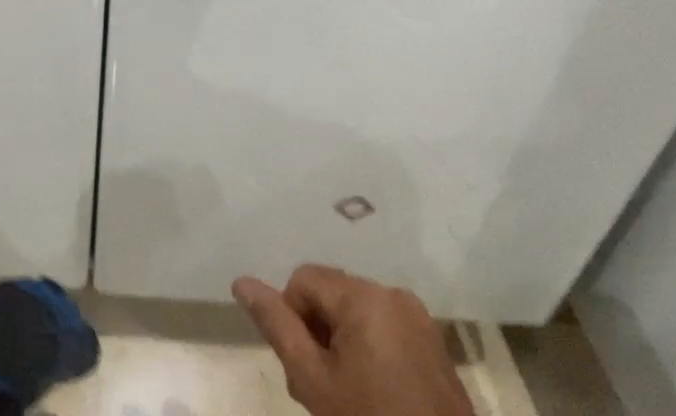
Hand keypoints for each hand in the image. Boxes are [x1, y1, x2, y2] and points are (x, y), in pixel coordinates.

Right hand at [233, 266, 473, 415]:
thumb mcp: (312, 378)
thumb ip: (276, 325)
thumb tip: (241, 282)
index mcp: (364, 297)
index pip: (303, 280)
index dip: (291, 318)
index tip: (302, 364)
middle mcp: (394, 295)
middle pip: (330, 294)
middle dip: (315, 332)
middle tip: (319, 386)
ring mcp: (419, 319)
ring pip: (354, 313)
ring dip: (338, 343)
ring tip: (343, 394)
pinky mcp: (433, 344)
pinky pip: (382, 328)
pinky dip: (366, 350)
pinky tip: (371, 394)